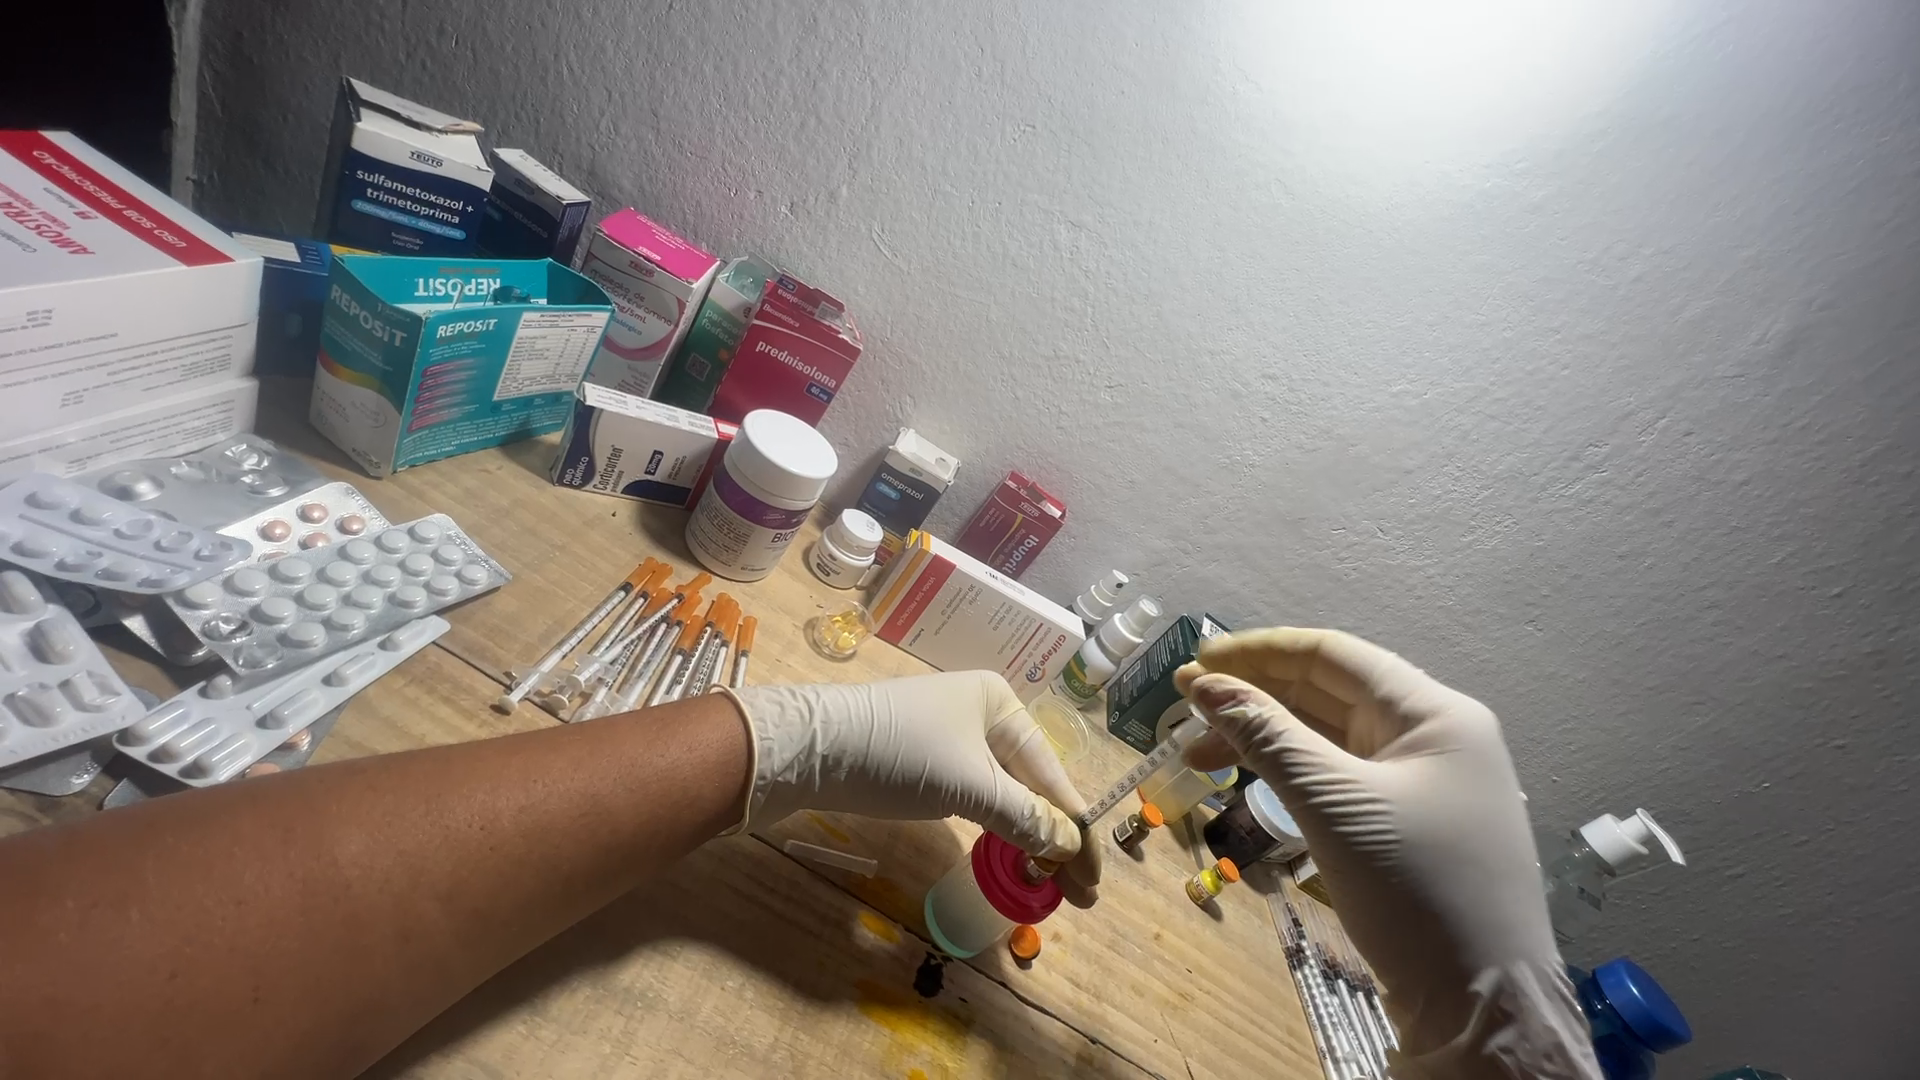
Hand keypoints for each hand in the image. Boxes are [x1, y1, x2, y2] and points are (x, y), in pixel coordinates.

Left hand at [722, 672, 1101, 906]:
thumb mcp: (968, 785)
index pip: (1051, 774)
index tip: (1094, 878)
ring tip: (1050, 884)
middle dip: (1055, 838)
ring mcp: (955, 738)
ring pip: (1006, 793)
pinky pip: (979, 797)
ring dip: (1028, 837)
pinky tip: (1012, 855)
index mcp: (1001, 704)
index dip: (1076, 829)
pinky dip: (997, 827)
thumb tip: (1069, 846)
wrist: (813, 748)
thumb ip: (1024, 816)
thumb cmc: (899, 754)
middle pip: (1032, 784)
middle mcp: (984, 715)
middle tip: (1079, 895)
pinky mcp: (930, 762)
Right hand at [1178, 629, 1598, 1075]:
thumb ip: (1263, 733)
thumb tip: (1201, 682)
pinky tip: (1238, 775)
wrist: (1480, 1010)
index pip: (1331, 654)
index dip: (1259, 651)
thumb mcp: (1329, 801)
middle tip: (1188, 700)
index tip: (1200, 659)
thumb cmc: (1413, 889)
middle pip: (1324, 691)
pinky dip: (1282, 769)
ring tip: (1196, 748)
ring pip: (1322, 733)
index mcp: (1432, 712)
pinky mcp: (1399, 817)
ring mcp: (1417, 778)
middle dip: (1253, 694)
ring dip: (1259, 735)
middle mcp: (1429, 734)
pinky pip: (1330, 772)